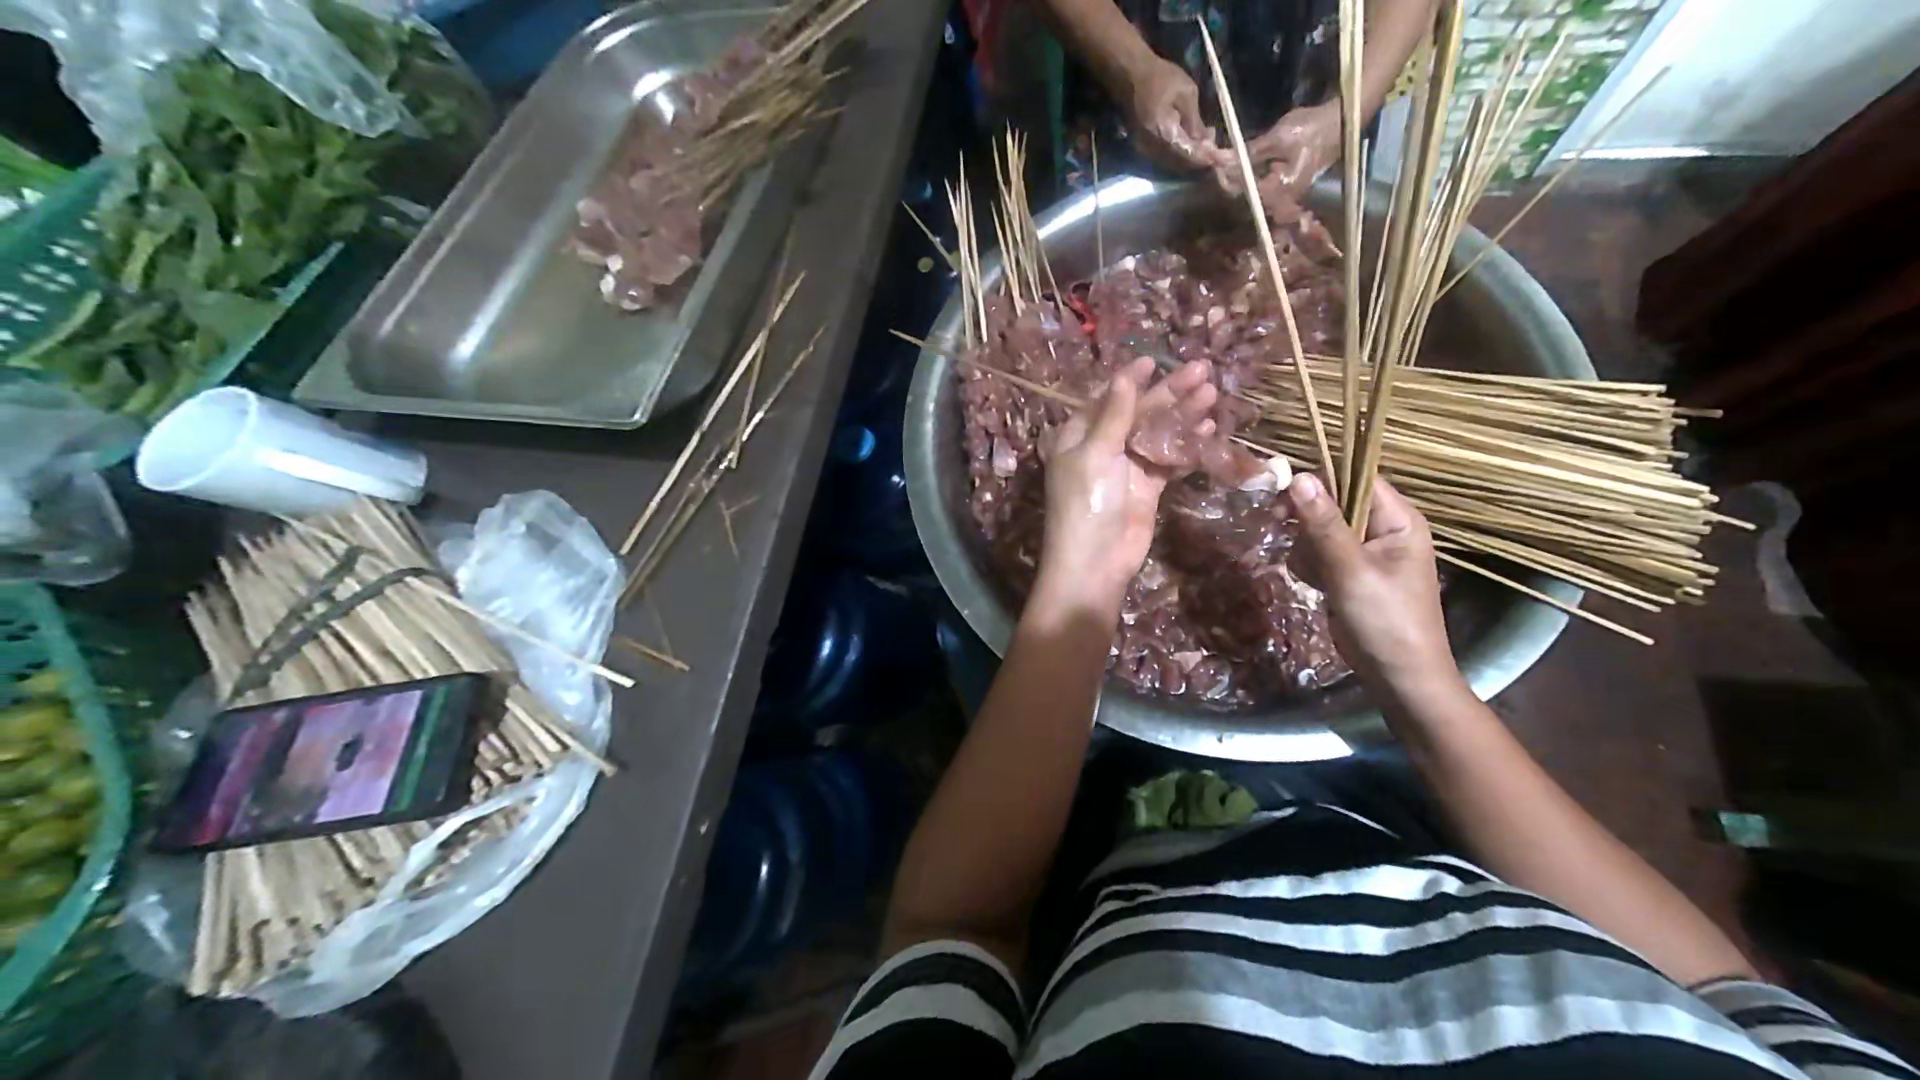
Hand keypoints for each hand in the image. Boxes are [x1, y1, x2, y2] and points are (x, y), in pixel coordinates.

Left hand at [1035, 357, 1214, 612]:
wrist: (1096, 561)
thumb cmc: (1087, 503)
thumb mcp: (1096, 454)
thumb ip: (1114, 415)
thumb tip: (1123, 376)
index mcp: (1079, 435)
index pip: (1107, 399)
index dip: (1131, 380)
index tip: (1155, 359)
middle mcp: (1102, 447)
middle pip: (1138, 413)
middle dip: (1169, 393)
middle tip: (1203, 371)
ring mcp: (1126, 468)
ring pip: (1157, 434)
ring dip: (1183, 415)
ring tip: (1212, 393)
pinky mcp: (1146, 488)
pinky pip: (1169, 460)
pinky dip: (1187, 446)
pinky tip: (1208, 430)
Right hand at [1122, 58, 1227, 171]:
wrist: (1131, 75)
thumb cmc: (1160, 78)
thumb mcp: (1186, 93)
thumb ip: (1195, 123)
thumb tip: (1207, 143)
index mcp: (1164, 135)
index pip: (1190, 156)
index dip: (1209, 158)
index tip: (1228, 159)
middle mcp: (1153, 149)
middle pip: (1182, 164)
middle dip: (1203, 159)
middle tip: (1222, 152)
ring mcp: (1146, 151)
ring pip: (1175, 163)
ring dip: (1193, 157)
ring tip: (1210, 144)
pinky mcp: (1144, 148)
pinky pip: (1167, 157)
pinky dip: (1182, 153)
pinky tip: (1193, 142)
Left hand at [1215, 100, 1340, 201]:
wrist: (1342, 122)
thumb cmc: (1313, 129)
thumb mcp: (1279, 138)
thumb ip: (1248, 152)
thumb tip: (1219, 159)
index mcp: (1278, 192)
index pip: (1241, 190)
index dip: (1224, 175)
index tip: (1211, 158)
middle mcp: (1277, 199)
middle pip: (1242, 191)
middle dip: (1227, 174)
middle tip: (1212, 153)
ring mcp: (1279, 194)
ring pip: (1248, 187)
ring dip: (1234, 172)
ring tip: (1220, 154)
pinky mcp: (1280, 185)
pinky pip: (1256, 182)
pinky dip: (1246, 170)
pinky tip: (1237, 157)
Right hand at [1286, 473, 1459, 694]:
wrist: (1397, 676)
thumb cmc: (1386, 620)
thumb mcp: (1352, 570)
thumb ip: (1324, 524)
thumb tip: (1299, 478)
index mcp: (1398, 521)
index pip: (1358, 479)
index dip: (1322, 479)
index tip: (1283, 489)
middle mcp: (1382, 531)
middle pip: (1334, 503)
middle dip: (1307, 518)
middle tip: (1279, 524)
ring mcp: (1364, 554)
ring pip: (1319, 529)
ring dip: (1306, 545)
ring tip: (1311, 570)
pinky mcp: (1347, 574)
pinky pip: (1317, 554)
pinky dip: (1308, 564)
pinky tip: (1312, 583)